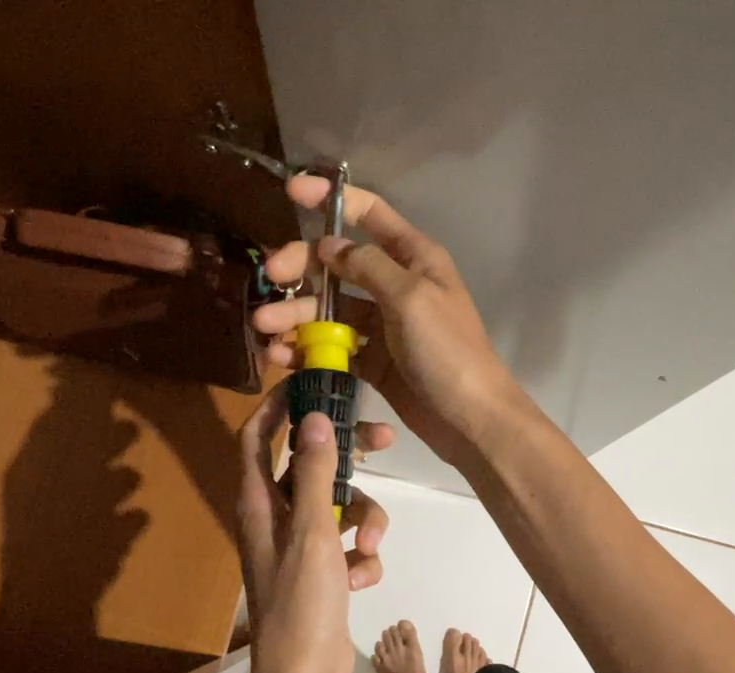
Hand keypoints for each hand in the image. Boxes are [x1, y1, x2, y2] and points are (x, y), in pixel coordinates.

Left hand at [237, 388, 392, 672]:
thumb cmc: (300, 602)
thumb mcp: (311, 532)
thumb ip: (312, 473)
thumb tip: (313, 416)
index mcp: (258, 502)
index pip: (256, 437)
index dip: (276, 407)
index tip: (310, 383)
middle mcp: (274, 517)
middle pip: (309, 466)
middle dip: (347, 458)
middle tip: (384, 439)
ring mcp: (298, 546)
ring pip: (337, 506)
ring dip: (363, 521)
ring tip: (370, 550)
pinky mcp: (321, 571)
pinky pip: (346, 544)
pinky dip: (359, 556)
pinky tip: (362, 577)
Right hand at [252, 176, 520, 464]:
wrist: (469, 419)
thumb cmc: (447, 351)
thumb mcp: (410, 298)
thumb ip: (367, 266)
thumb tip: (328, 246)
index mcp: (414, 258)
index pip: (369, 214)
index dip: (331, 200)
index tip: (290, 191)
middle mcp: (395, 286)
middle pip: (338, 264)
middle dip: (300, 268)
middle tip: (270, 279)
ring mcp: (382, 326)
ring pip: (329, 310)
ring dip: (295, 315)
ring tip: (265, 327)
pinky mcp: (372, 363)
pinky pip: (333, 348)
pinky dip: (307, 350)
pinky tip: (281, 357)